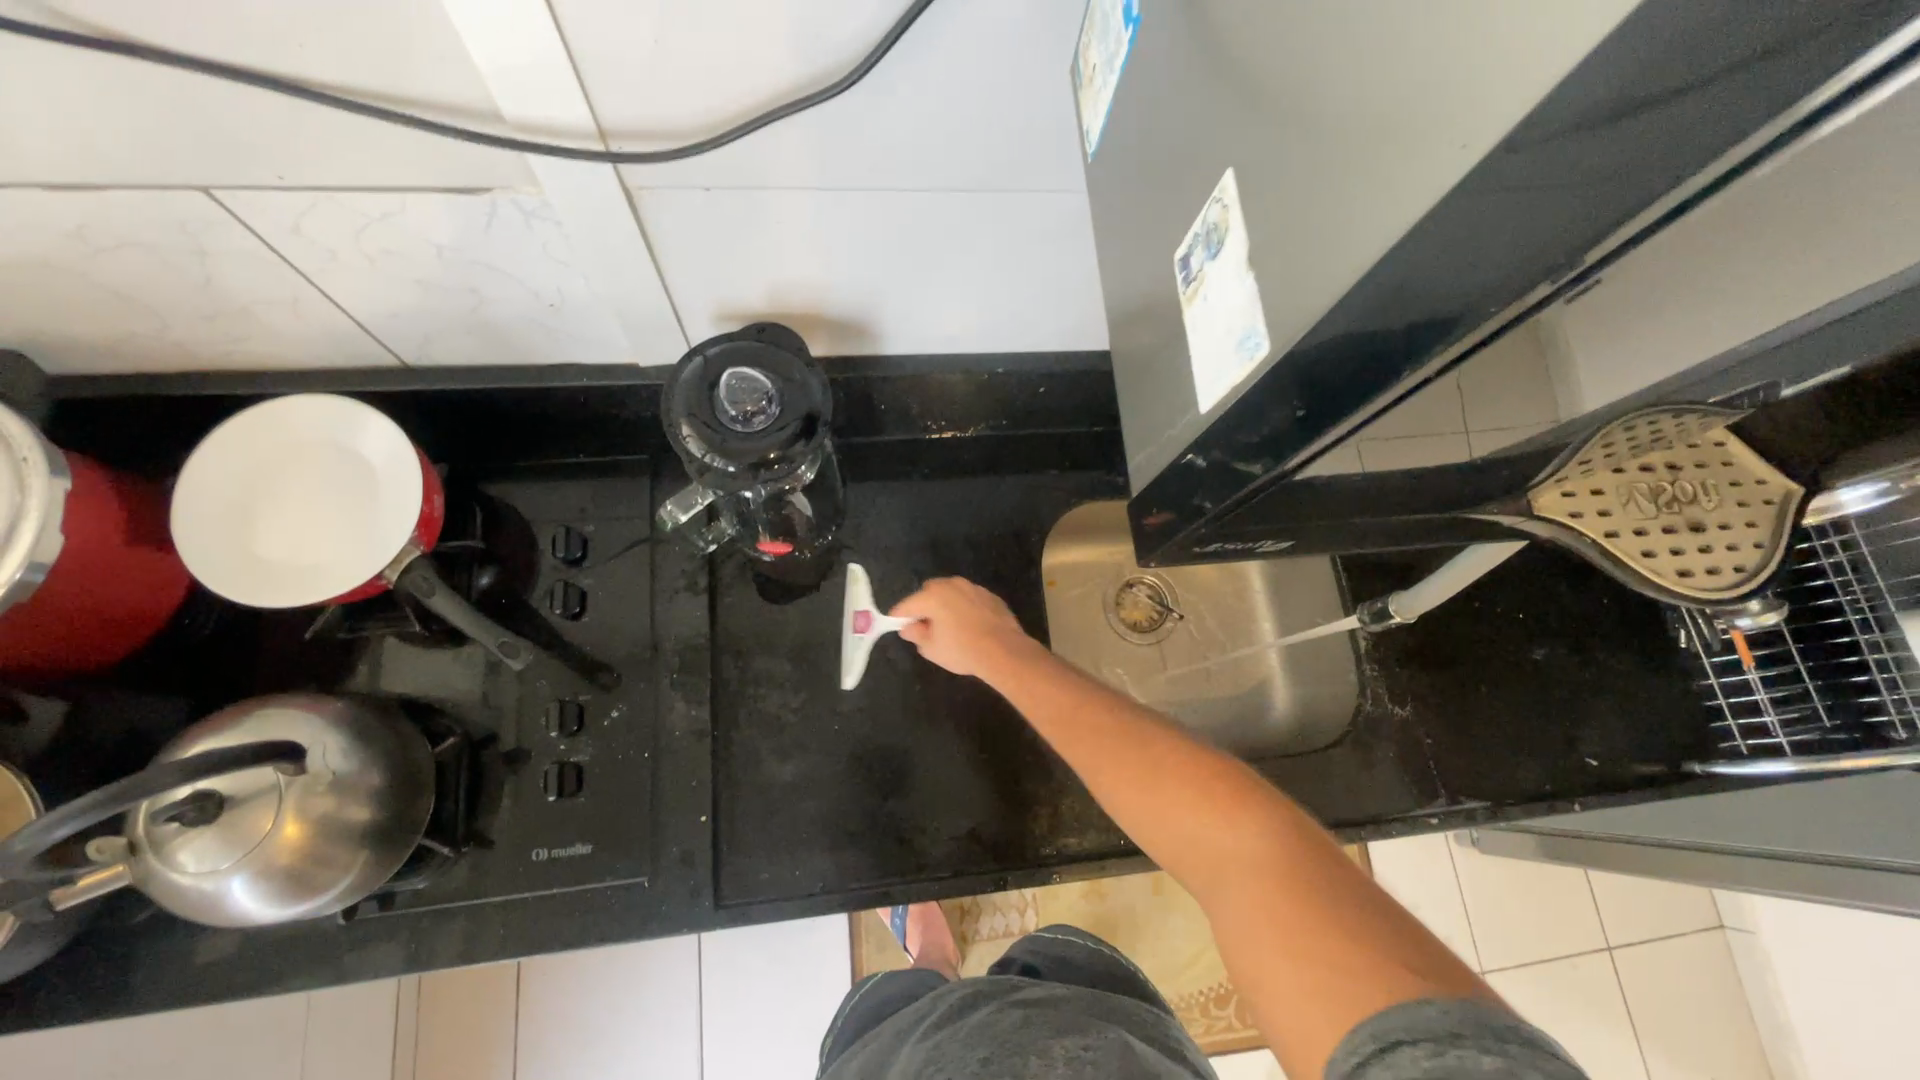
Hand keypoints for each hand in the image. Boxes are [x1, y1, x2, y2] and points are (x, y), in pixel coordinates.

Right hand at [889, 577, 1036, 680]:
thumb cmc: (962, 650)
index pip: (906, 605)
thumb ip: (916, 634)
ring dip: (946, 605)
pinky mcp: (990, 596)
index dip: (899, 617)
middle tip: (926, 627)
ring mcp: (973, 588)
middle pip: (929, 592)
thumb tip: (908, 627)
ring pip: (951, 593)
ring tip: (950, 627)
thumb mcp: (931, 648)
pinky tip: (970, 626)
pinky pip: (969, 599)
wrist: (1004, 651)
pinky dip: (965, 608)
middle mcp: (952, 584)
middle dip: (924, 607)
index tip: (897, 626)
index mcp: (932, 596)